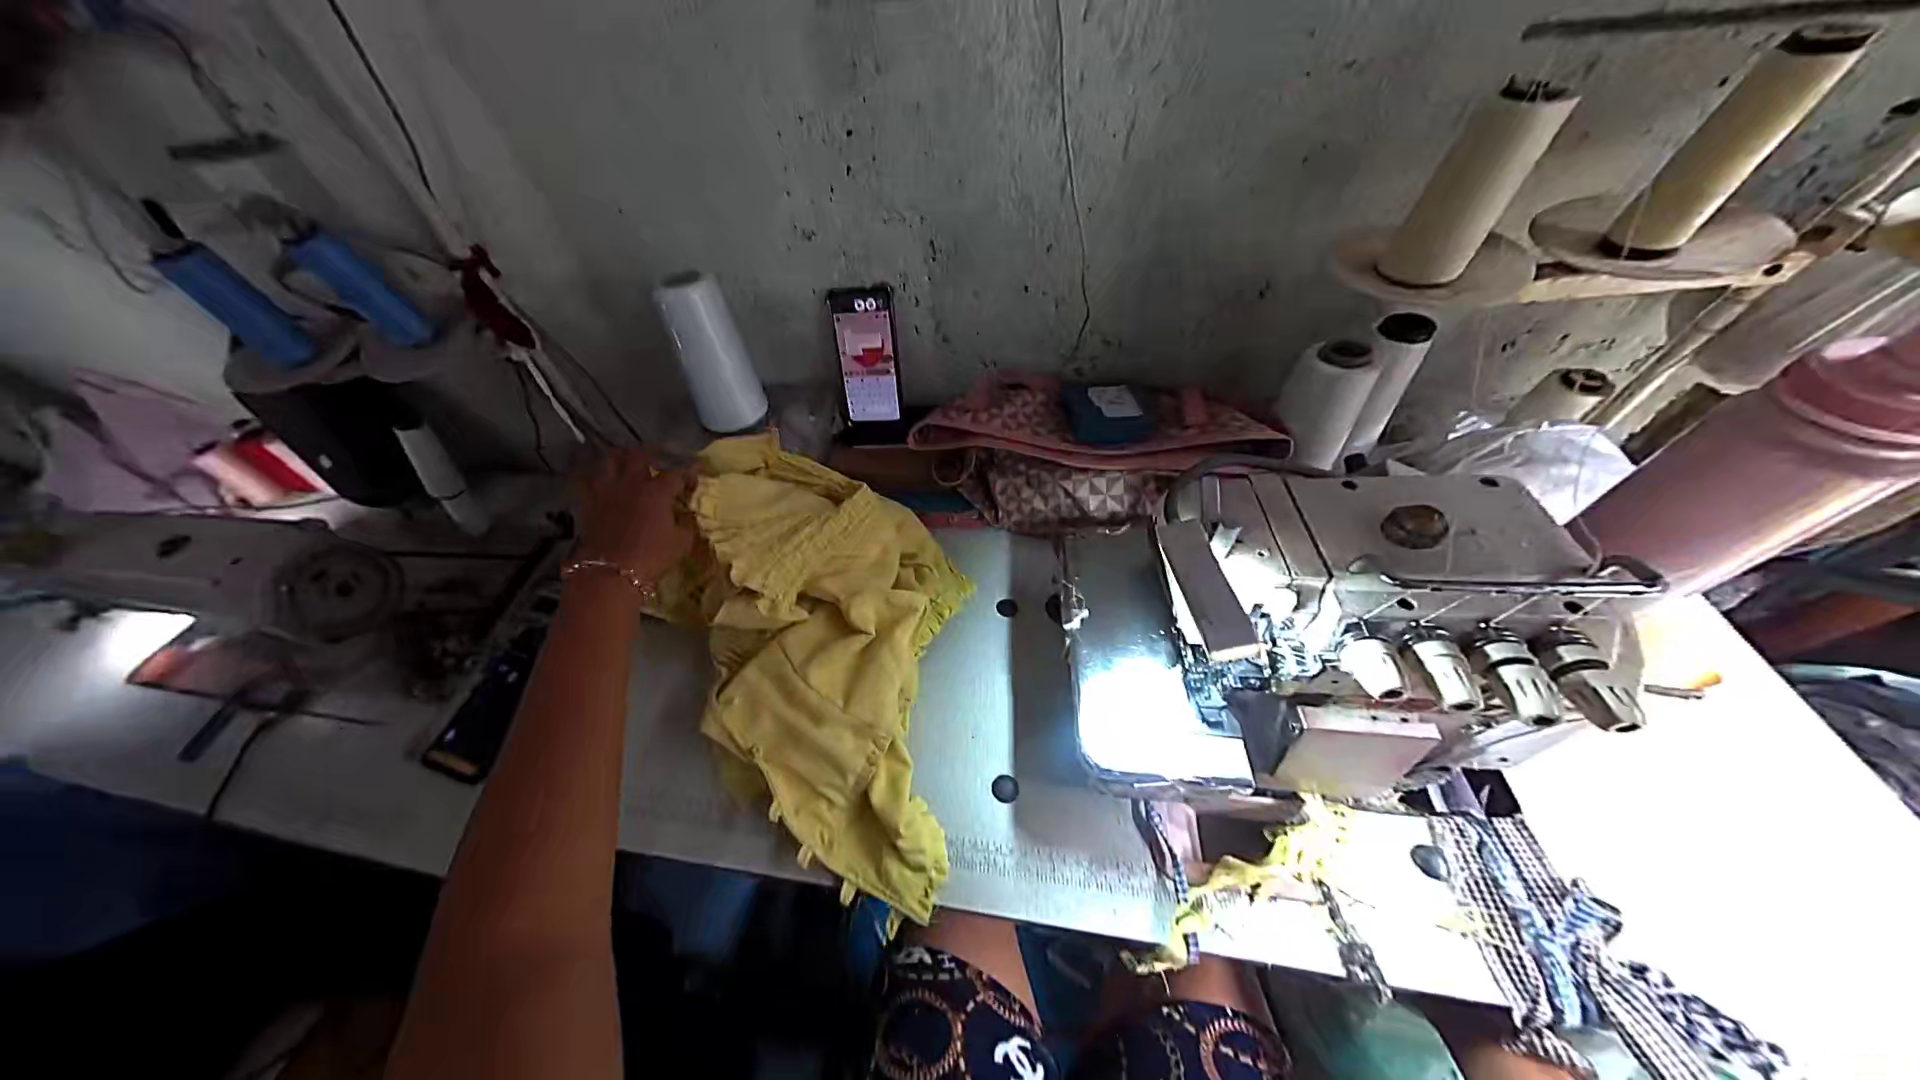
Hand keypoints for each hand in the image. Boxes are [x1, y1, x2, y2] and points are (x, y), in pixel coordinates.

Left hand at [573, 447, 693, 583]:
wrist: (612, 572)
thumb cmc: (652, 557)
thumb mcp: (682, 542)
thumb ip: (686, 524)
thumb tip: (686, 516)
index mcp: (658, 491)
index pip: (678, 473)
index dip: (689, 472)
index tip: (695, 476)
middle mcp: (631, 483)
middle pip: (639, 454)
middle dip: (652, 451)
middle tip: (659, 454)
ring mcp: (606, 489)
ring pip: (608, 459)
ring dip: (618, 455)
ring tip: (624, 457)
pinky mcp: (586, 501)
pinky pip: (582, 478)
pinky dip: (586, 470)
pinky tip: (591, 470)